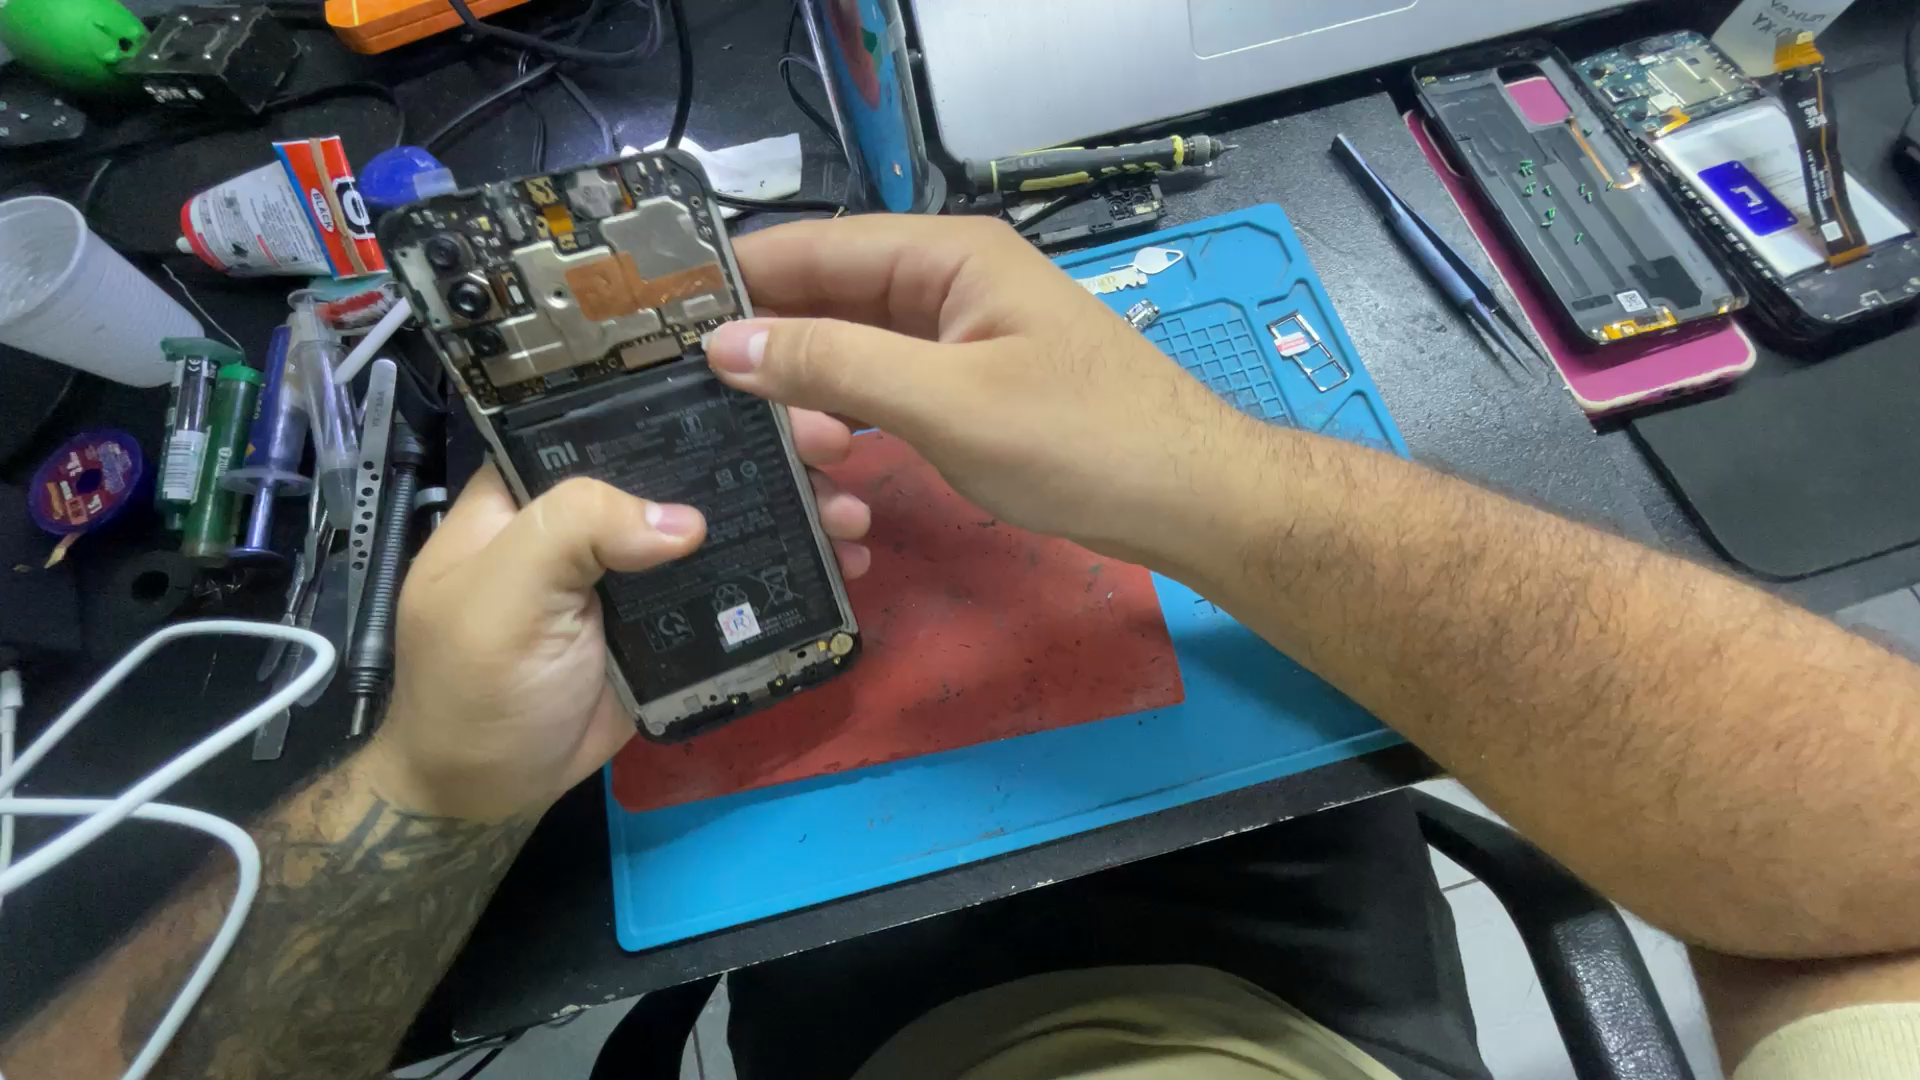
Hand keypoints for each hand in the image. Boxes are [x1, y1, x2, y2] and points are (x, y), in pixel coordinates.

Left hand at [363, 410, 872, 821]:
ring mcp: (645, 565)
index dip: (697, 402)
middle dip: (772, 454)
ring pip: (730, 521)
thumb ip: (573, 531)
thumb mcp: (501, 597)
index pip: (621, 419)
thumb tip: (688, 522)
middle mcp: (601, 514)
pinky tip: (838, 563)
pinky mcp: (680, 612)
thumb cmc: (477, 682)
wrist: (495, 784)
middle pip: (695, 466)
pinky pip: (741, 579)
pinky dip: (789, 570)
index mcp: (543, 488)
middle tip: (836, 450)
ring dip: (795, 512)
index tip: (774, 397)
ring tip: (852, 516)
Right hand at [706, 215, 1244, 564]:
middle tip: (739, 427)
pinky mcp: (969, 391)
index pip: (813, 247)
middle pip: (829, 305)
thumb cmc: (1078, 441)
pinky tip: (840, 465)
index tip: (667, 330)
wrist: (1180, 498)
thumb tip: (729, 343)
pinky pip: (889, 395)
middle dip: (780, 361)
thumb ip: (835, 364)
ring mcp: (958, 341)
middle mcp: (947, 285)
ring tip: (807, 462)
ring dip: (820, 405)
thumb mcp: (947, 401)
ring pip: (855, 358)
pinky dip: (859, 426)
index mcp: (945, 256)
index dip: (739, 282)